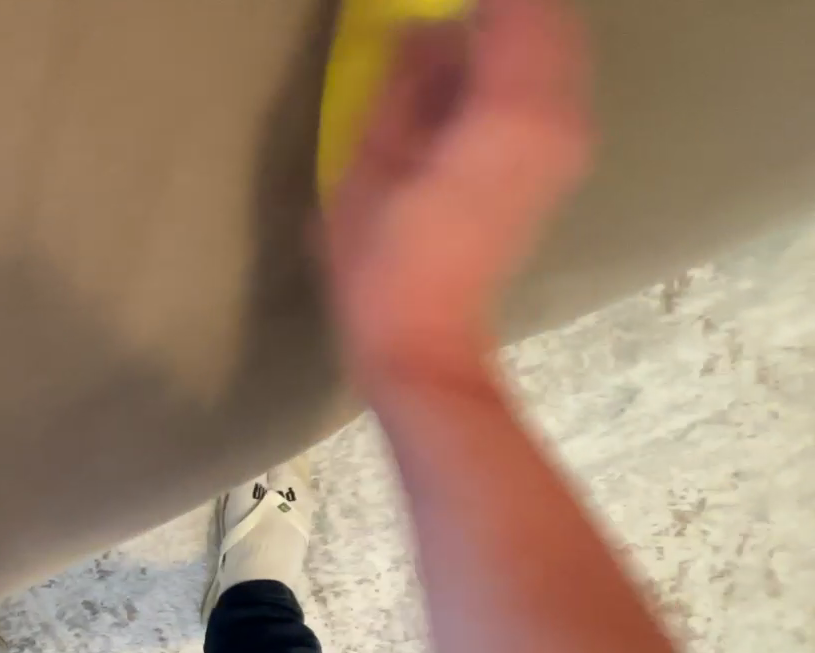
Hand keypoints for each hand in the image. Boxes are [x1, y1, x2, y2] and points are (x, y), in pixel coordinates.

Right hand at [325, 0, 590, 388]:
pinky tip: (450, 107)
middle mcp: (558, 115)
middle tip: (417, 44)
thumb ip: (397, 96)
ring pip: (546, 54)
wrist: (420, 340)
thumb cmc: (376, 269)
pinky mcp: (555, 163)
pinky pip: (542, 89)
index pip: (513, 10)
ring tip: (427, 74)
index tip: (418, 12)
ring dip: (493, 48)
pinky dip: (504, 78)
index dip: (468, 2)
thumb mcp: (364, 179)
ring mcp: (565, 141)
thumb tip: (415, 36)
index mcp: (508, 114)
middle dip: (485, 20)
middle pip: (541, 24)